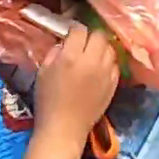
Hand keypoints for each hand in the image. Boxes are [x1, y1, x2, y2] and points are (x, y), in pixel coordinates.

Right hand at [33, 25, 118, 145]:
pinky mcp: (114, 84)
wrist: (64, 128)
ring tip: (93, 53)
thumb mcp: (43, 72)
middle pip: (99, 35)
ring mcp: (106, 72)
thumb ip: (54, 52)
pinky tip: (100, 67)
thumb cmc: (48, 101)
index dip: (74, 29)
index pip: (79, 30)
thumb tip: (65, 43)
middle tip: (84, 42)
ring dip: (102, 47)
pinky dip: (108, 62)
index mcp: (71, 57)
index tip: (71, 34)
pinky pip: (115, 64)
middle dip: (91, 35)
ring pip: (110, 48)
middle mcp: (92, 61)